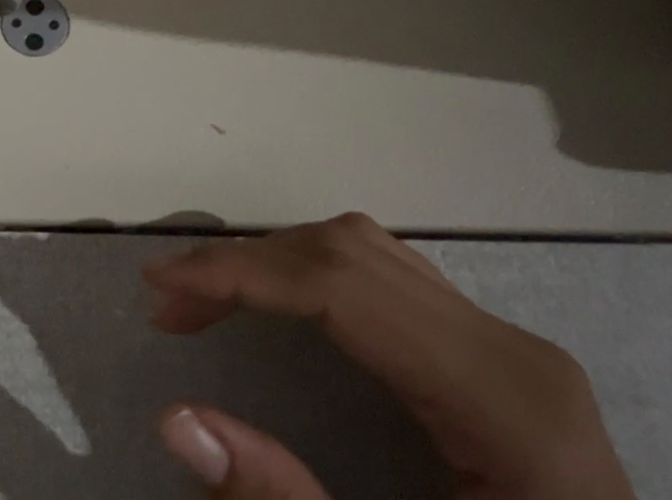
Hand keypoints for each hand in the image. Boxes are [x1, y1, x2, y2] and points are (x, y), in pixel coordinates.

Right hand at [145, 214, 635, 499]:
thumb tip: (175, 419)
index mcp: (501, 398)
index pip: (342, 287)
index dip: (239, 273)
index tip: (158, 285)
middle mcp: (512, 348)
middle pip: (350, 254)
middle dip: (244, 264)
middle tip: (169, 305)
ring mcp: (511, 347)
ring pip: (369, 252)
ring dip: (275, 262)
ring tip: (207, 301)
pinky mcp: (500, 357)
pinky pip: (390, 279)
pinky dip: (315, 275)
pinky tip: (280, 306)